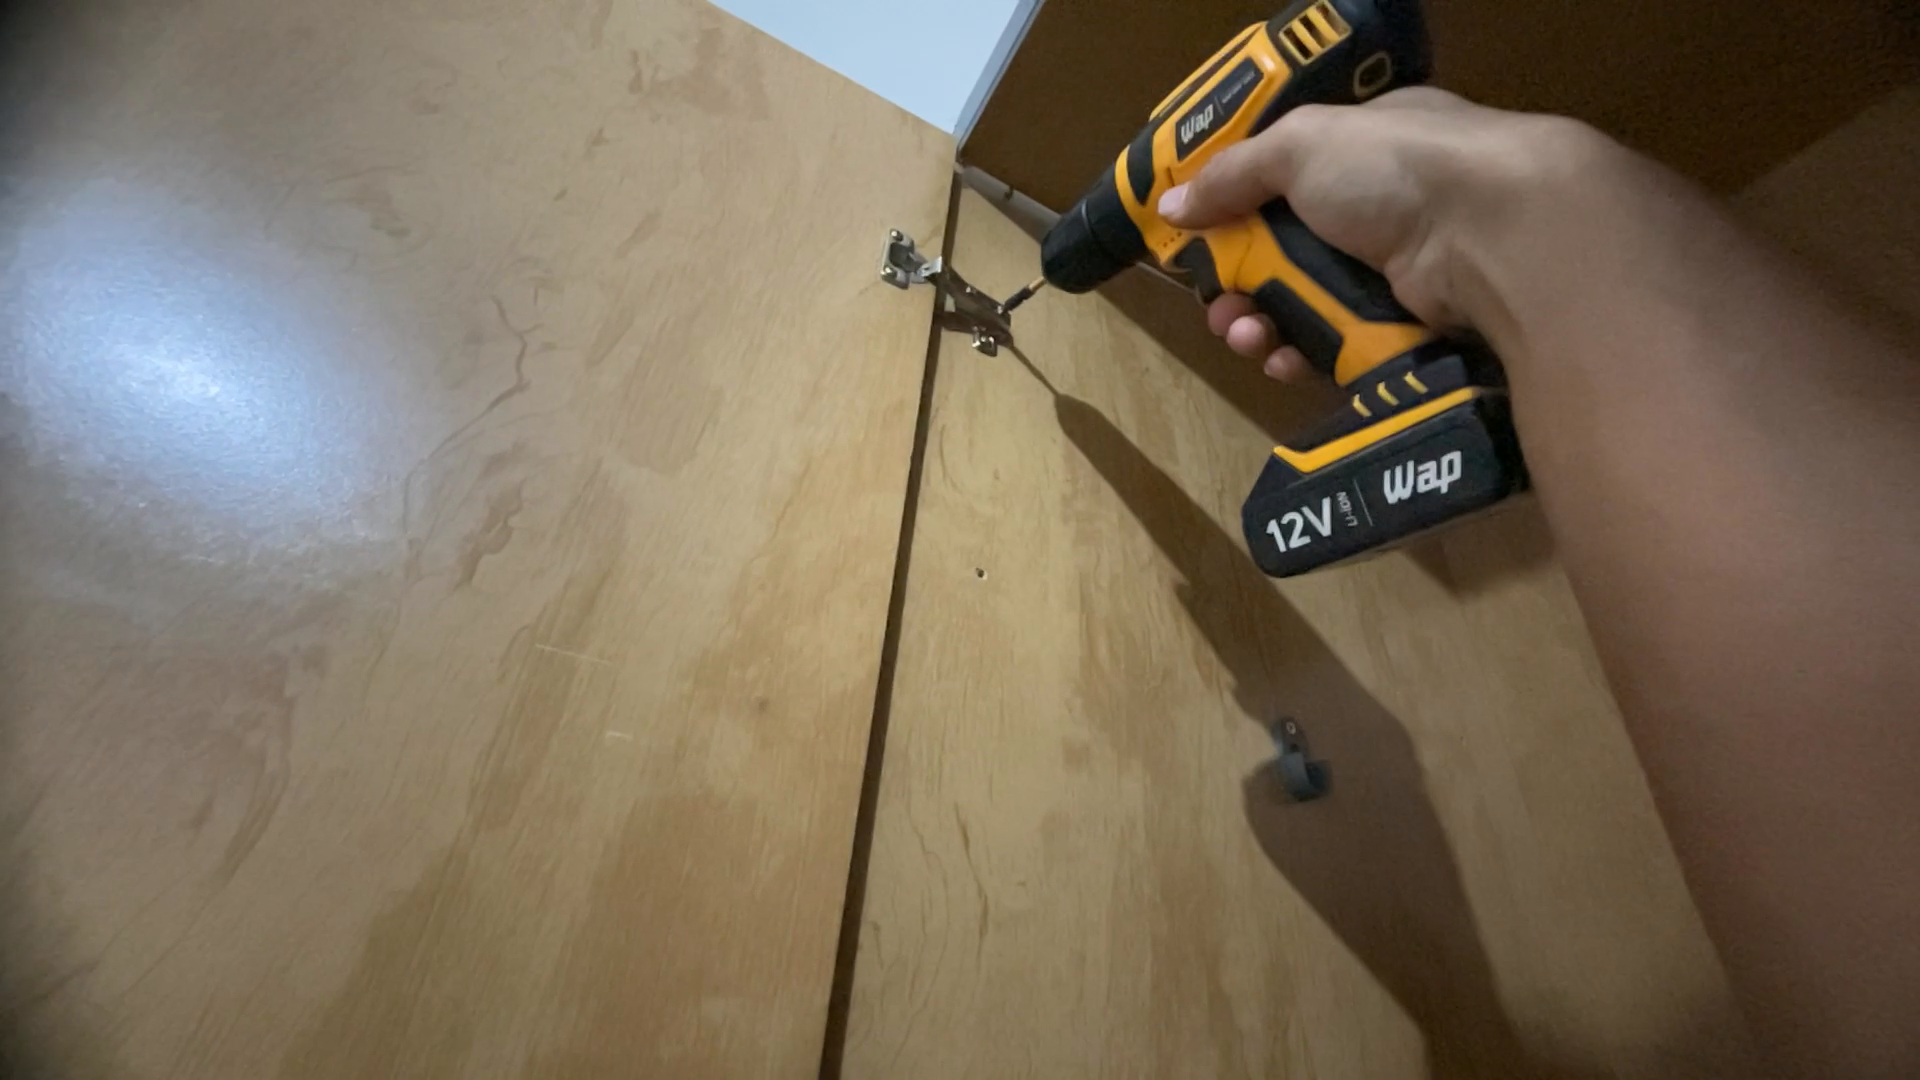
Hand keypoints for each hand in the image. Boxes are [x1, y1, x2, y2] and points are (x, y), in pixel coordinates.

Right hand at [1157, 88, 1589, 381]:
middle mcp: (1370, 215)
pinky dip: (1295, 356)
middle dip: (1235, 290)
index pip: (1276, 188)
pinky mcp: (1390, 330)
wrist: (1491, 238)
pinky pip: (1324, 348)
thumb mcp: (1302, 146)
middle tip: (1219, 311)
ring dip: (1256, 328)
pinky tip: (1282, 359)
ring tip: (1244, 338)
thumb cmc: (1395, 173)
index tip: (1198, 248)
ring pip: (1295, 311)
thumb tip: (1169, 205)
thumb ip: (1231, 174)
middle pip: (1276, 261)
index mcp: (1356, 156)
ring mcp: (1380, 276)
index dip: (1231, 219)